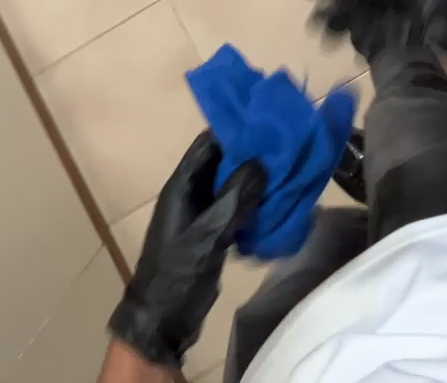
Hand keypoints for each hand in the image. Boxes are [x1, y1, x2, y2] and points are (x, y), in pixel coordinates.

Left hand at [109, 132, 265, 367]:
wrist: (162, 322)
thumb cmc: (178, 273)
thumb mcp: (208, 234)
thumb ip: (235, 198)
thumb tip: (262, 163)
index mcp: (182, 185)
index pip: (209, 143)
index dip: (235, 130)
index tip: (267, 126)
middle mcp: (190, 192)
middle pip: (222, 162)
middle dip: (249, 155)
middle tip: (284, 151)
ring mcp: (200, 213)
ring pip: (229, 185)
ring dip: (252, 180)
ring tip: (284, 174)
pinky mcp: (210, 231)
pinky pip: (233, 207)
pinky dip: (250, 203)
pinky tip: (273, 205)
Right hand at [310, 0, 446, 87]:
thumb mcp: (431, 12)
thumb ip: (395, 6)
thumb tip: (358, 4)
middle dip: (338, 4)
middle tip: (313, 15)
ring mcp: (417, 16)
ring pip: (372, 14)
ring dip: (348, 21)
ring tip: (324, 31)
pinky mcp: (423, 36)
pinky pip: (385, 32)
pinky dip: (365, 35)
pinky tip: (350, 42)